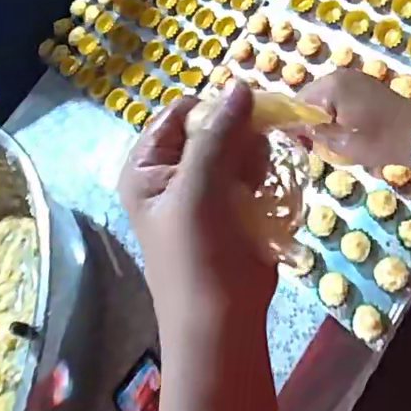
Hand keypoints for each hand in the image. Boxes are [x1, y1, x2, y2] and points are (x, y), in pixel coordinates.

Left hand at [118, 82, 276, 340]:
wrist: (222, 325)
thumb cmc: (199, 256)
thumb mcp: (200, 189)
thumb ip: (219, 135)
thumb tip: (240, 85)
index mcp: (147, 165)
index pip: (180, 113)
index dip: (213, 108)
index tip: (248, 114)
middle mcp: (171, 171)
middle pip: (211, 125)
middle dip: (237, 135)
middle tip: (249, 161)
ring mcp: (202, 187)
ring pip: (236, 145)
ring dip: (251, 157)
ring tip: (252, 186)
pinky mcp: (229, 202)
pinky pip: (249, 168)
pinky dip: (260, 174)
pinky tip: (262, 194)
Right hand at [294, 69, 410, 172]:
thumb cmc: (380, 140)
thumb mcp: (341, 142)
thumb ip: (313, 132)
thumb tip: (293, 128)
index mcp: (331, 85)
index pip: (298, 102)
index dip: (294, 123)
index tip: (300, 143)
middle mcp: (339, 75)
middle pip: (311, 98)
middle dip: (310, 120)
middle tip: (316, 144)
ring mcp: (354, 78)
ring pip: (325, 98)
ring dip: (324, 117)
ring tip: (332, 139)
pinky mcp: (365, 85)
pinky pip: (340, 97)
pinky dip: (337, 112)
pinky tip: (345, 129)